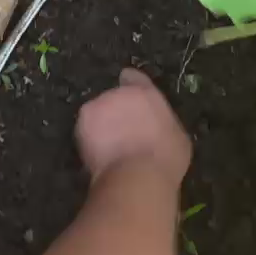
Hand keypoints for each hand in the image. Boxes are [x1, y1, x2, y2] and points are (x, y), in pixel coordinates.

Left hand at [75, 68, 191, 186]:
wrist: (135, 176)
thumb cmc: (164, 157)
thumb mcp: (176, 136)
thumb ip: (161, 120)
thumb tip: (154, 123)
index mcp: (143, 92)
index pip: (132, 77)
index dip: (131, 86)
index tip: (132, 99)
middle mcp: (116, 94)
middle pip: (114, 99)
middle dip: (117, 112)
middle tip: (125, 134)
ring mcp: (95, 108)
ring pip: (97, 114)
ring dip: (103, 125)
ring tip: (112, 148)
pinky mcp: (79, 126)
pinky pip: (87, 130)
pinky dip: (91, 140)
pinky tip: (102, 156)